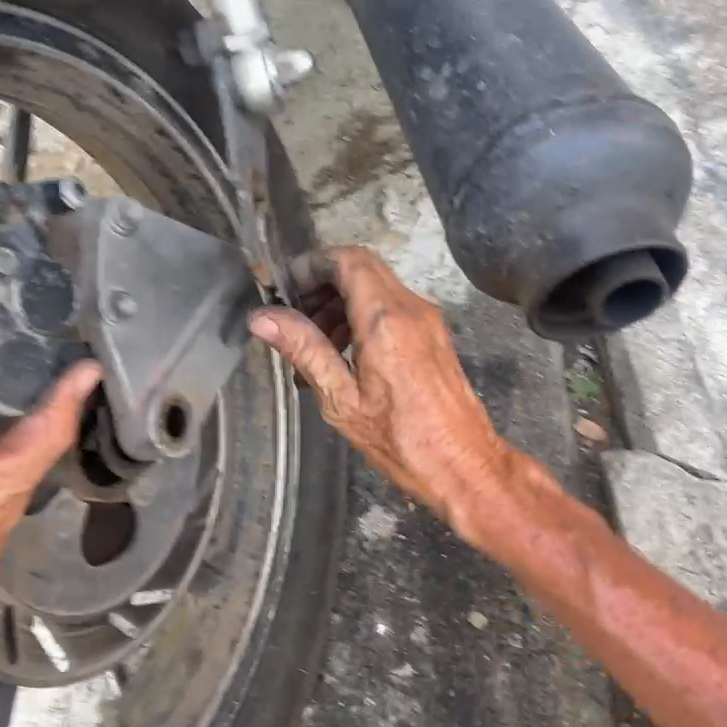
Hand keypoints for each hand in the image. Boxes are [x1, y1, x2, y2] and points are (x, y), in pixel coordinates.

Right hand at [248, 246, 513, 531]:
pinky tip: (342, 354)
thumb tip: (262, 317)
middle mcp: (411, 308)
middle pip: (361, 267)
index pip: (347, 260)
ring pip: (376, 286)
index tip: (284, 289)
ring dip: (339, 301)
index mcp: (386, 320)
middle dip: (322, 283)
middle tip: (293, 316)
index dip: (310, 265)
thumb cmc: (401, 440)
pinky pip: (390, 307)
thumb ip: (304, 350)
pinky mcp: (433, 335)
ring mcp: (426, 320)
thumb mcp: (342, 400)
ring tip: (313, 343)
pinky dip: (360, 316)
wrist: (464, 465)